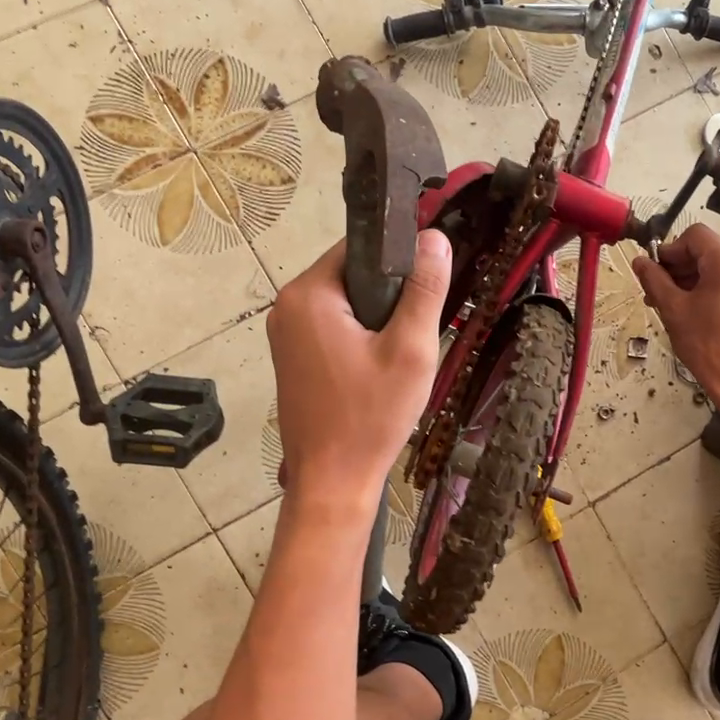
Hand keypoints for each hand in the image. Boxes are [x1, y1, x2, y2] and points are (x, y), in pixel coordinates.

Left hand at [267, 231, 451, 505]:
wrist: (332, 481)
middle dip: (388, 298)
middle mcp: (287, 306)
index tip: (426, 291)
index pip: (359, 248)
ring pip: (344, 306)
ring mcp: (284, 335)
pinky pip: (332, 331)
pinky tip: (379, 372)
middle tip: (415, 336)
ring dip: (376, 322)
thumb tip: (434, 238)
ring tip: (400, 357)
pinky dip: (359, 341)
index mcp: (308, 294)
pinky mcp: (292, 360)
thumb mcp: (410, 350)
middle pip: (351, 276)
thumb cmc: (371, 416)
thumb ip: (424, 290)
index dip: (399, 262)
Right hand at [632, 224, 719, 417]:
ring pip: (715, 267)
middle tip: (655, 292)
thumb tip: (640, 262)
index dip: (670, 250)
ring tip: (669, 305)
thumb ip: (654, 279)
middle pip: (705, 251)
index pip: (694, 236)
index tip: (654, 271)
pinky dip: (706, 289)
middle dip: (677, 268)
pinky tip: (690, 311)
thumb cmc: (708, 345)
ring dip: (689, 280)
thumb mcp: (673, 309)